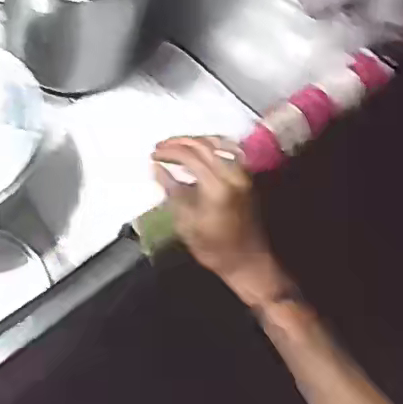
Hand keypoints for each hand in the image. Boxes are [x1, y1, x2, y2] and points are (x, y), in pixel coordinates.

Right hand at [151, 136, 293, 309]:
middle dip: (180, 142)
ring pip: (218, 144)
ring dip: (196, 141)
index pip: (191, 156)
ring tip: (177, 145)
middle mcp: (233, 175)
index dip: (170, 152)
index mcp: (217, 187)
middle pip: (204, 146)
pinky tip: (200, 150)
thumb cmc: (214, 249)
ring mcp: (243, 175)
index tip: (153, 154)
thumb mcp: (186, 223)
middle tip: (160, 146)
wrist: (249, 262)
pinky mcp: (247, 178)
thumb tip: (158, 168)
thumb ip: (173, 191)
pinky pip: (229, 151)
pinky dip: (212, 146)